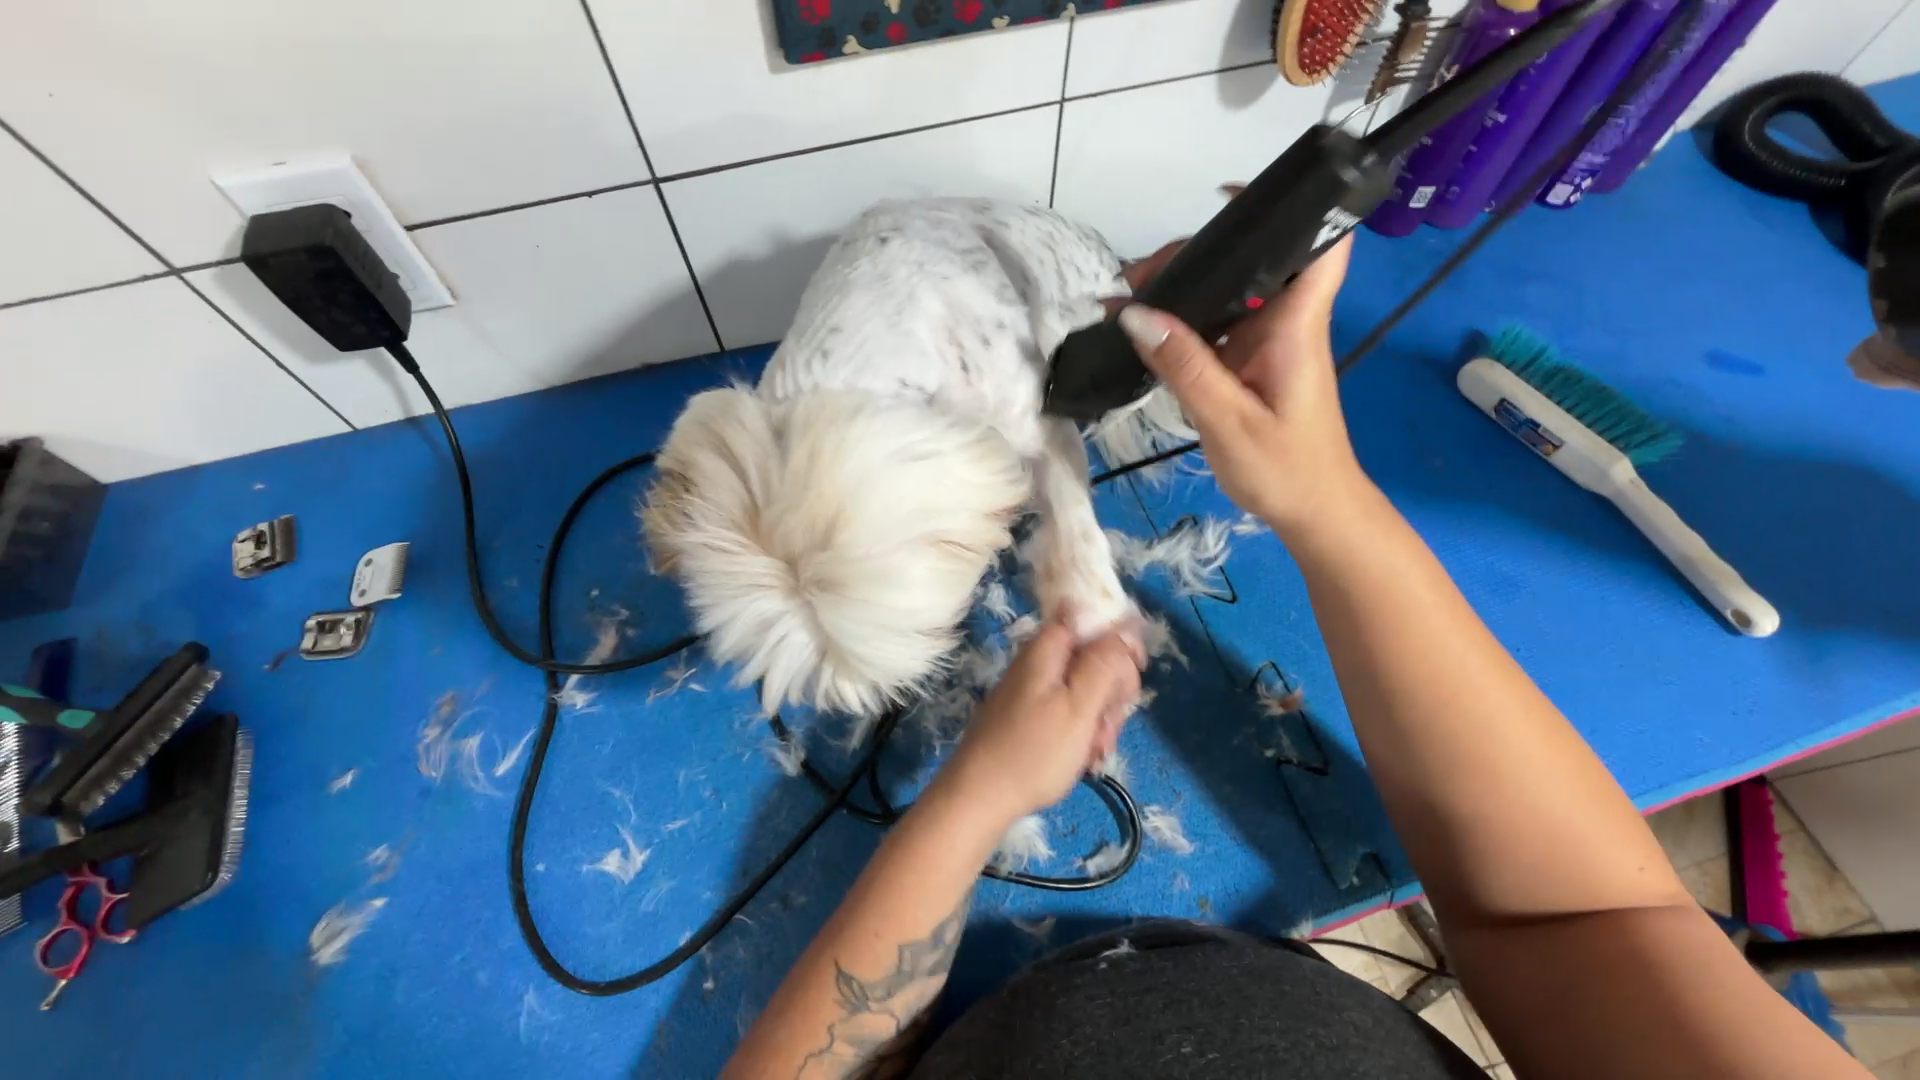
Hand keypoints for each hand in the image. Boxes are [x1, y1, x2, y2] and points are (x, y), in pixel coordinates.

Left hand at [937, 622, 1140, 824]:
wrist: (981, 797)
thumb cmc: (1034, 752)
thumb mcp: (1079, 706)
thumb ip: (1104, 662)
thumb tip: (1126, 623)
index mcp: (1048, 648)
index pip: (1093, 618)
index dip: (1119, 639)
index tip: (1134, 671)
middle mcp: (1040, 661)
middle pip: (1094, 656)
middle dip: (1113, 688)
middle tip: (1110, 720)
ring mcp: (1035, 689)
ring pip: (1087, 689)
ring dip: (1101, 717)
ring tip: (1096, 748)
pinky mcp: (1032, 715)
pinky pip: (1071, 712)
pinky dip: (1083, 731)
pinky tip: (1085, 757)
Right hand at [1115, 236, 1370, 539]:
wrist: (1315, 512)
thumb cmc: (1284, 469)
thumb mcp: (1226, 421)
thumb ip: (1184, 367)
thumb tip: (1136, 315)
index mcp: (1295, 326)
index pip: (1320, 244)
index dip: (1293, 207)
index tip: (1231, 198)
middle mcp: (1286, 322)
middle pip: (1252, 261)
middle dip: (1196, 255)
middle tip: (1136, 279)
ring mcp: (1268, 342)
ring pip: (1229, 294)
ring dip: (1182, 290)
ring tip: (1126, 303)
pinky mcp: (1253, 363)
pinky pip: (1218, 328)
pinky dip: (1183, 323)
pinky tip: (1146, 332)